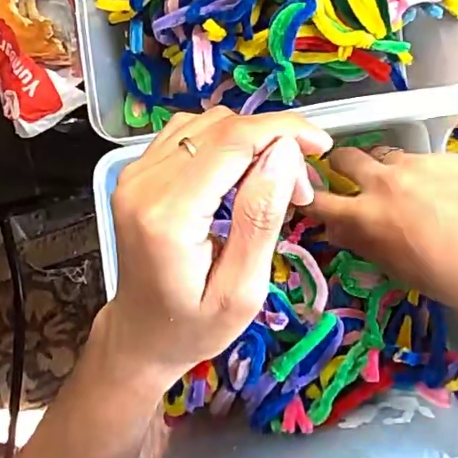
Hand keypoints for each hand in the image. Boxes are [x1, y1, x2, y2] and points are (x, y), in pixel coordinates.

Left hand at [97, 108, 331, 390]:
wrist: (141, 335)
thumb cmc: (195, 326)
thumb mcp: (242, 290)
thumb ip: (261, 217)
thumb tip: (285, 152)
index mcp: (169, 215)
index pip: (232, 140)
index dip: (283, 130)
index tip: (321, 146)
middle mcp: (144, 183)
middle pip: (222, 126)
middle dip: (273, 141)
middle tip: (300, 189)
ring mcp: (135, 174)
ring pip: (207, 123)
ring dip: (250, 140)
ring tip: (273, 184)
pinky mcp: (136, 173)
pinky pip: (188, 134)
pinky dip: (225, 141)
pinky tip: (241, 172)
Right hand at [302, 147, 457, 337]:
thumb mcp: (401, 270)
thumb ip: (365, 243)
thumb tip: (340, 230)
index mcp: (368, 216)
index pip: (317, 199)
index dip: (306, 197)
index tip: (306, 199)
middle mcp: (385, 180)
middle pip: (344, 157)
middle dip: (338, 167)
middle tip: (348, 182)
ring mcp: (418, 163)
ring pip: (382, 153)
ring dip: (378, 166)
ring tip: (395, 186)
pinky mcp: (447, 157)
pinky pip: (418, 159)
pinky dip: (416, 172)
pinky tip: (440, 193)